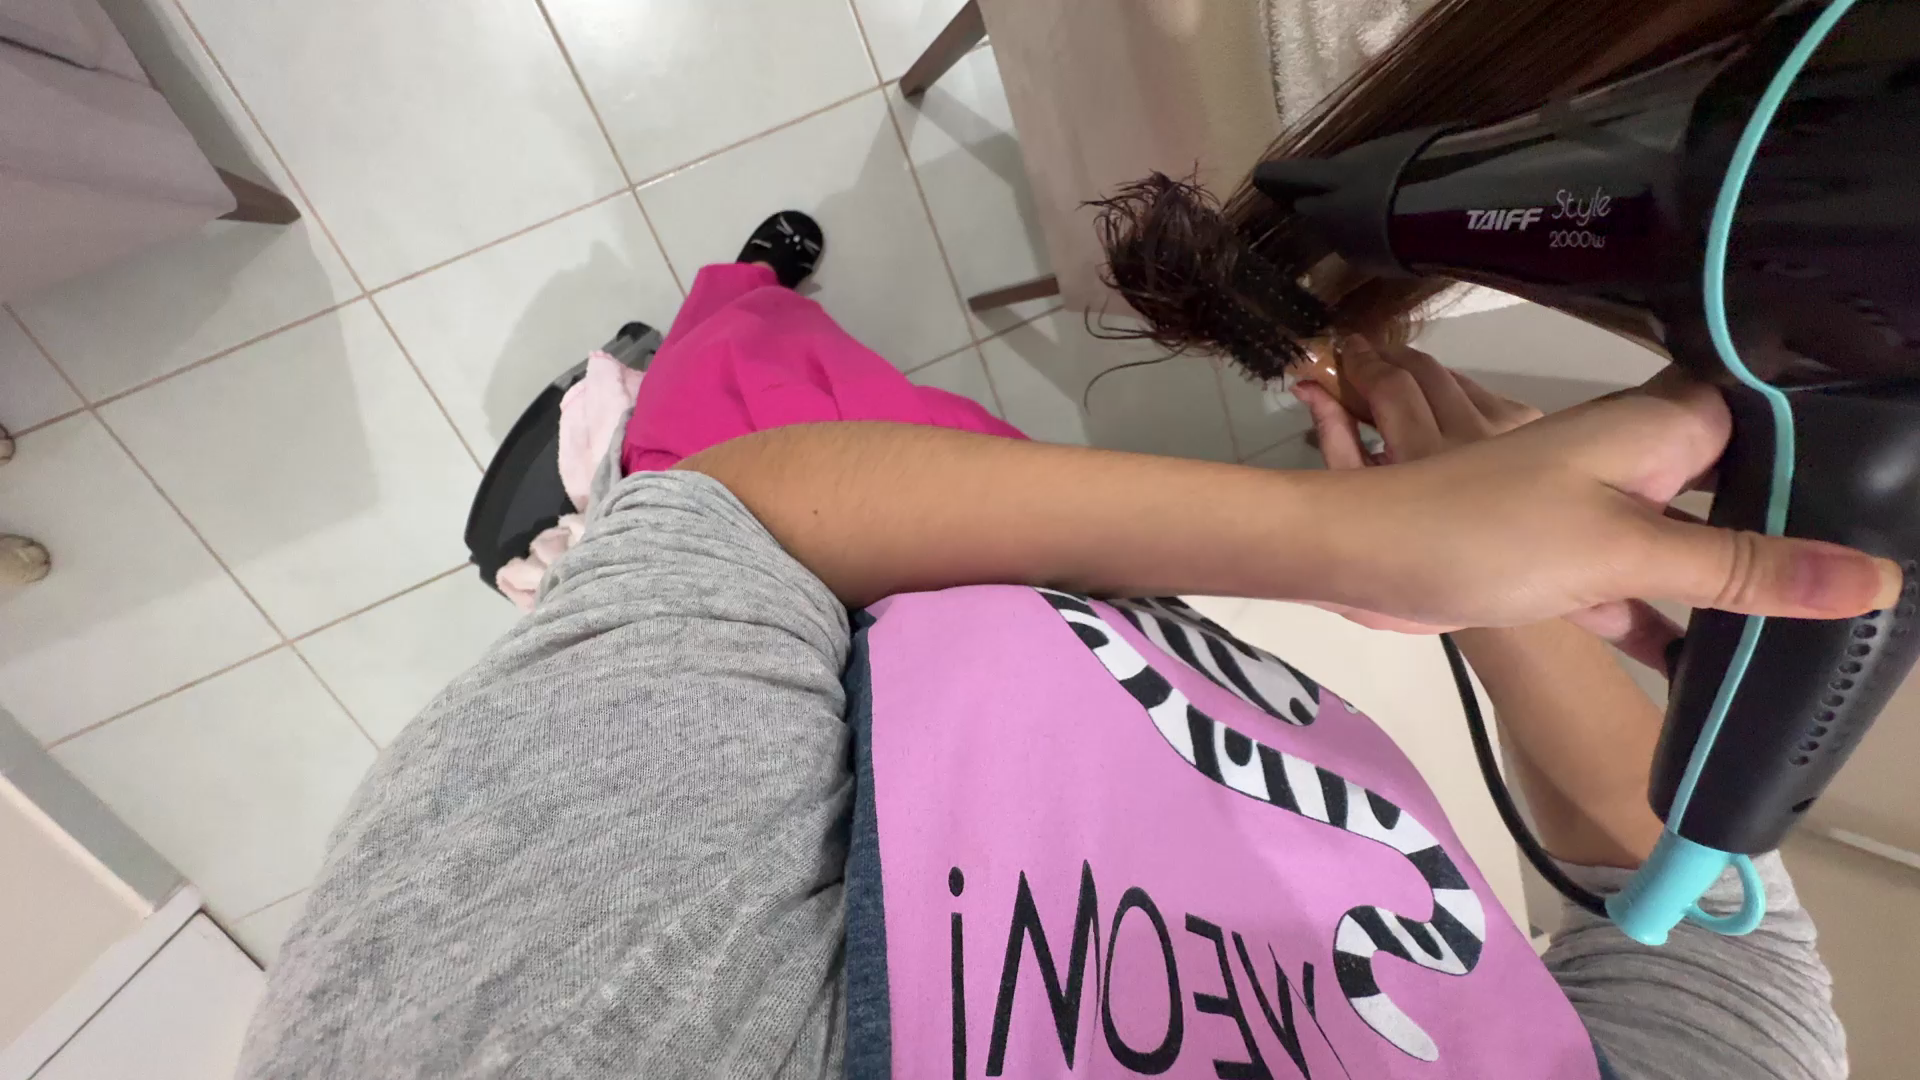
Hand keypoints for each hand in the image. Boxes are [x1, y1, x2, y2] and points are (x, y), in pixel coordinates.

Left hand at [1288, 341, 1900, 656]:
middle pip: (1730, 492)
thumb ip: (1739, 563)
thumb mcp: (1621, 548)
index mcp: (1648, 433)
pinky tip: (1712, 666)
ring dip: (1729, 584)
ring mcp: (1579, 517)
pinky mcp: (1544, 563)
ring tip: (1822, 633)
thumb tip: (1878, 577)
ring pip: (1676, 547)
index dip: (1829, 453)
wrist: (1359, 562)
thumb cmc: (1482, 535)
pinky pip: (1621, 588)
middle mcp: (1619, 466)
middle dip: (1792, 533)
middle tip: (1878, 587)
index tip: (1900, 500)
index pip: (1768, 421)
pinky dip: (1656, 620)